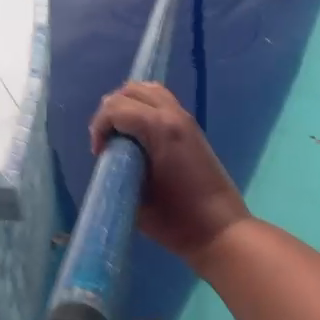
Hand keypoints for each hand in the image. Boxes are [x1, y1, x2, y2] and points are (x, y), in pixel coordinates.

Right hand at [89, 81, 251, 267]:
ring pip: (147, 89)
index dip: (99, 127)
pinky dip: (144, 106)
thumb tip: (110, 158)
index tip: (99, 154)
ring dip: (128, 104)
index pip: (115, 108)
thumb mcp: (137, 199)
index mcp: (158, 128)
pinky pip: (161, 99)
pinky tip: (139, 133)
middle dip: (110, 112)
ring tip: (121, 133)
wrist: (220, 230)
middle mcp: (172, 114)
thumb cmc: (177, 220)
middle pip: (130, 91)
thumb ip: (118, 170)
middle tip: (106, 142)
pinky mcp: (191, 125)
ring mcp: (184, 116)